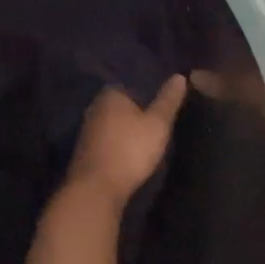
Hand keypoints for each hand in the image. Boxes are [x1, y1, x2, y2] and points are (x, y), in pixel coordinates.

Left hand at [65, 76, 187, 205]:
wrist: (97, 187)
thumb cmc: (130, 149)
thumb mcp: (158, 124)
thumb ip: (168, 100)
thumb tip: (179, 76)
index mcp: (110, 95)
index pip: (130, 85)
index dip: (147, 93)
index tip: (161, 103)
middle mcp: (94, 107)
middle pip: (120, 105)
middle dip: (135, 111)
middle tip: (157, 120)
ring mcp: (87, 130)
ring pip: (112, 123)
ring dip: (125, 129)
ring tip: (145, 138)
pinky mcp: (85, 151)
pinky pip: (106, 140)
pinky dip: (117, 143)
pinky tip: (128, 152)